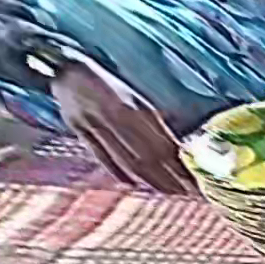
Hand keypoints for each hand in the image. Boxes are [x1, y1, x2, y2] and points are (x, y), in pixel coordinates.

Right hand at [50, 60, 191, 192]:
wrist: (66, 69)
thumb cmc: (116, 91)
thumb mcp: (143, 104)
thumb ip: (162, 129)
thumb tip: (190, 156)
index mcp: (134, 110)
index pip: (163, 147)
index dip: (181, 169)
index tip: (198, 184)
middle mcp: (111, 117)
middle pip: (145, 157)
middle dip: (169, 179)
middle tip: (189, 193)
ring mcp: (91, 122)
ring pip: (124, 159)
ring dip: (149, 180)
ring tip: (169, 192)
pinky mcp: (75, 126)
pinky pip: (98, 154)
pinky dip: (117, 172)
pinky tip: (134, 184)